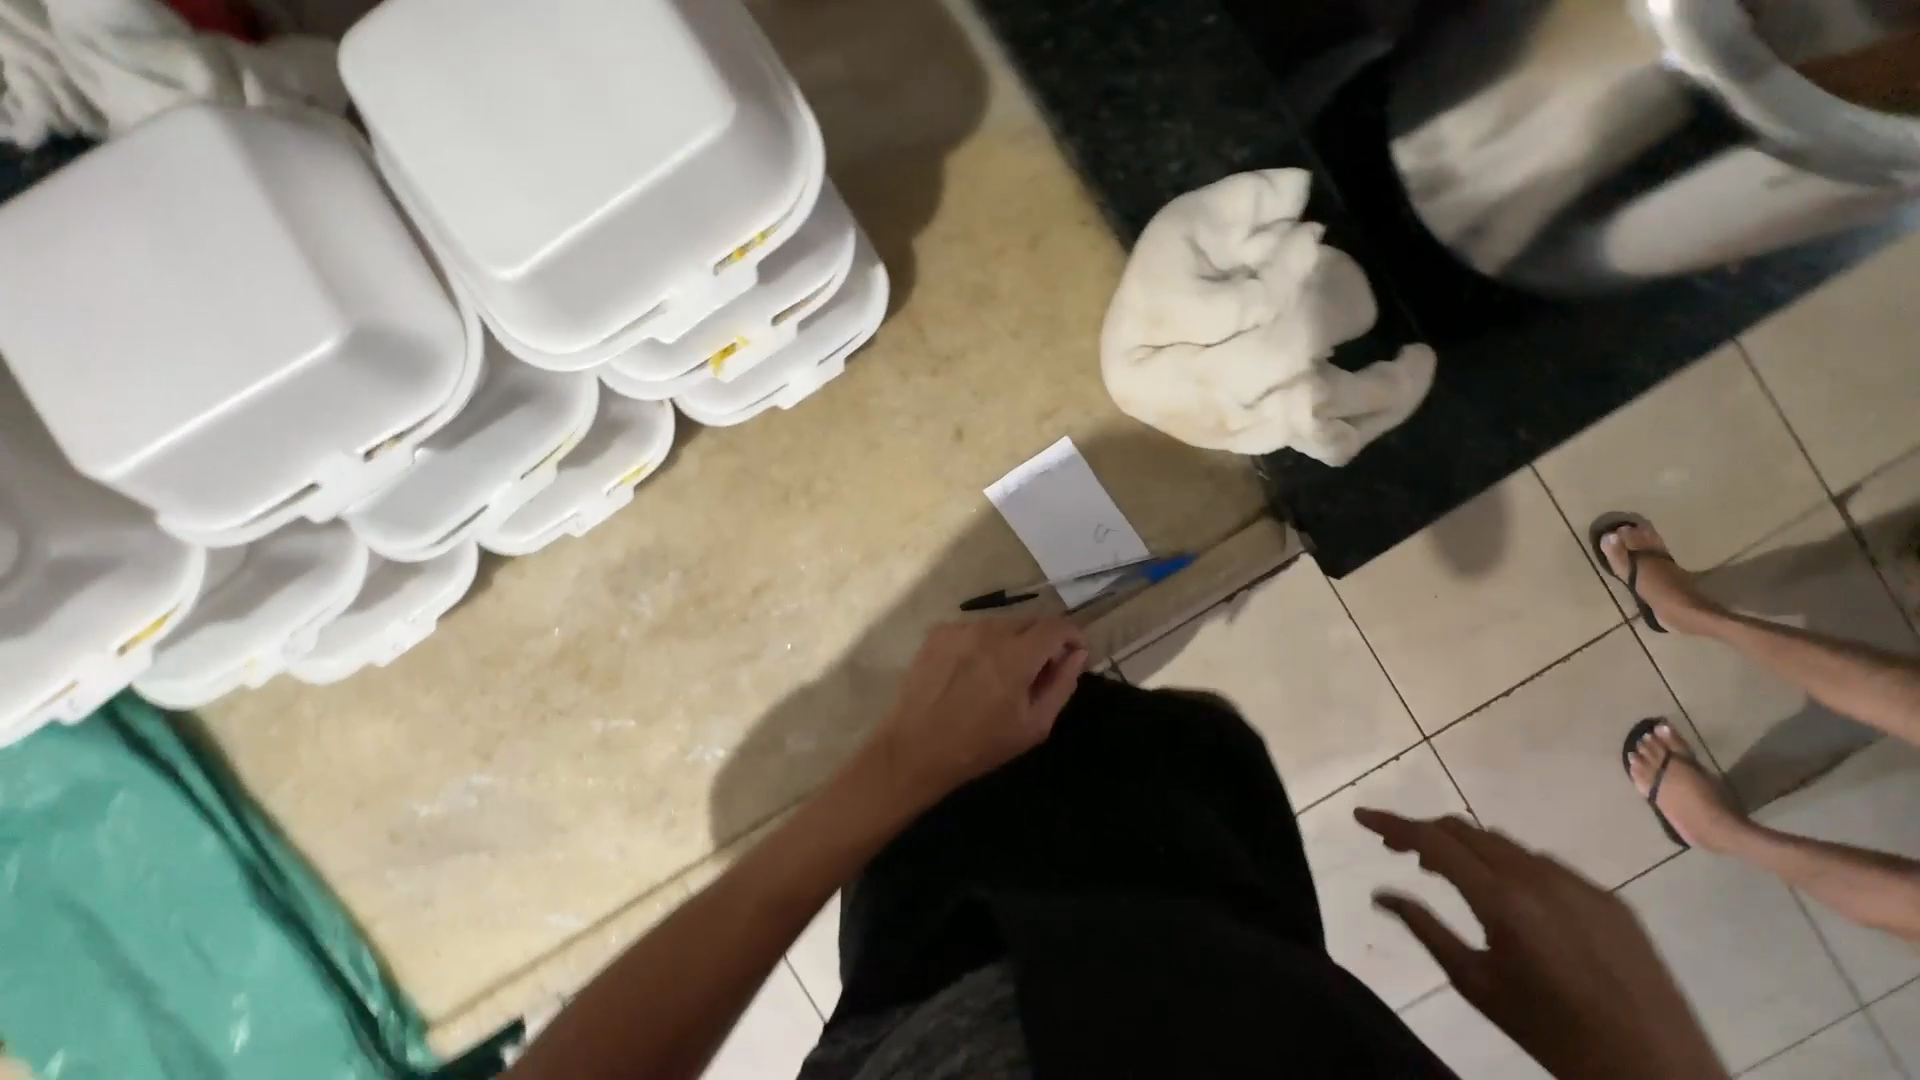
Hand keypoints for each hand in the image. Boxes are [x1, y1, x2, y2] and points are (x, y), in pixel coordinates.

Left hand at [863, 617, 1088, 805]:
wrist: (915, 749)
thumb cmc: (979, 745)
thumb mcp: (1033, 726)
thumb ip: (1061, 685)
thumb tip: (1077, 655)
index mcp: (1016, 655)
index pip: (1057, 626)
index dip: (1073, 637)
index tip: (1075, 655)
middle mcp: (988, 631)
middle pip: (1030, 621)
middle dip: (1043, 640)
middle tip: (1039, 672)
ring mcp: (960, 629)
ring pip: (1001, 624)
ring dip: (1012, 642)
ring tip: (1001, 676)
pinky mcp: (938, 633)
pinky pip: (974, 629)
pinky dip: (983, 643)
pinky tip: (972, 672)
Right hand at [1355, 809, 1727, 1079]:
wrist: (1657, 1073)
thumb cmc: (1551, 1034)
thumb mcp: (1475, 984)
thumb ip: (1424, 928)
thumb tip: (1380, 894)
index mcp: (1502, 900)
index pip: (1433, 841)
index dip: (1392, 824)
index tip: (1361, 817)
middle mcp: (1540, 877)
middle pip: (1467, 831)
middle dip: (1426, 833)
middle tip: (1397, 852)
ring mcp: (1579, 884)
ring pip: (1504, 844)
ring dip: (1467, 848)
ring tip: (1446, 874)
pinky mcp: (1610, 899)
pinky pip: (1543, 865)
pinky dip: (1508, 867)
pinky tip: (1507, 899)